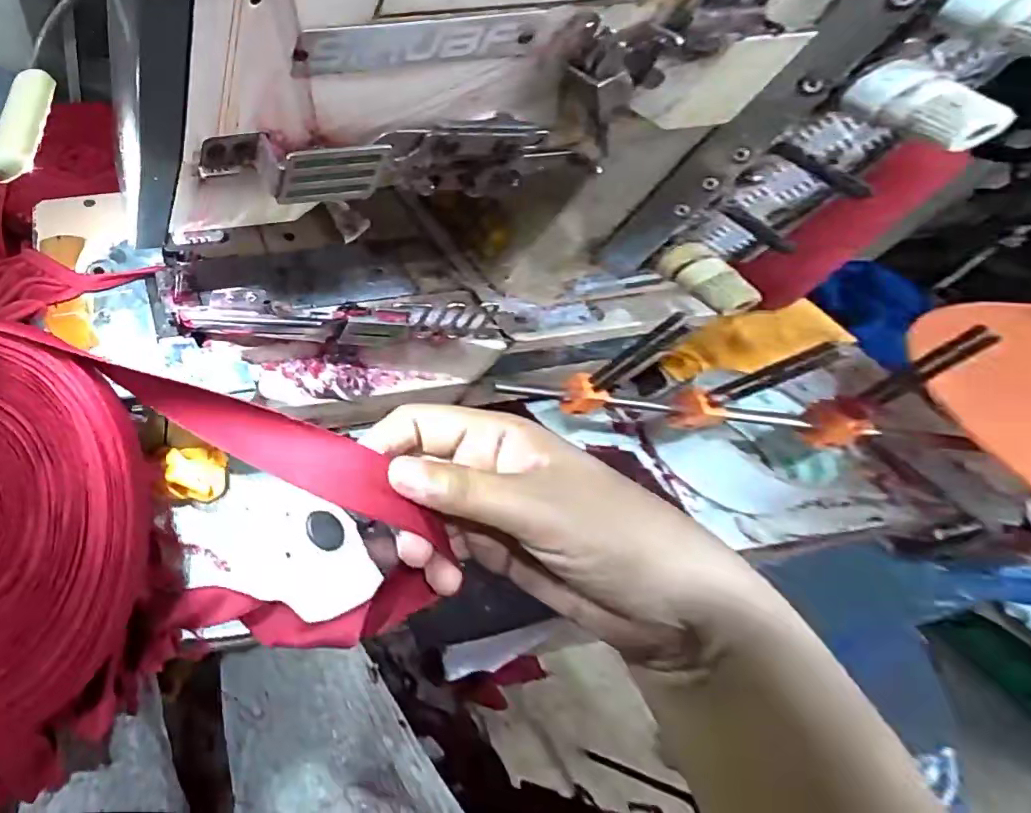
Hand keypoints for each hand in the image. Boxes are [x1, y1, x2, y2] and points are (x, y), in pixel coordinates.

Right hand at [366, 405, 784, 672]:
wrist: (672, 606)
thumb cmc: (609, 532)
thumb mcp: (535, 507)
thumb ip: (462, 490)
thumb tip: (392, 471)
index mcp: (491, 437)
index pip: (419, 425)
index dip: (384, 447)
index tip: (358, 487)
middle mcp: (480, 465)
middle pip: (413, 472)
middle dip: (399, 505)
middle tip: (402, 546)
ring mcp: (485, 508)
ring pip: (424, 513)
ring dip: (417, 540)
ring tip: (432, 571)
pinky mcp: (492, 547)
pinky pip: (445, 546)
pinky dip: (437, 562)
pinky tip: (447, 583)